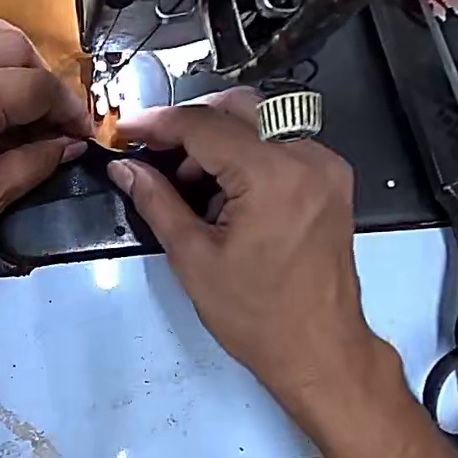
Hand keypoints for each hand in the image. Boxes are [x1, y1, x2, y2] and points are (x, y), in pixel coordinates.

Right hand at [111, 87, 395, 409]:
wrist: (319, 349)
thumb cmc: (257, 316)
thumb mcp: (193, 258)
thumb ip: (156, 201)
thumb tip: (126, 169)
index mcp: (272, 177)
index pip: (204, 125)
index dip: (157, 123)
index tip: (127, 132)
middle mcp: (307, 159)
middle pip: (237, 108)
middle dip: (190, 124)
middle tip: (155, 152)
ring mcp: (326, 167)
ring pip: (261, 122)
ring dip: (219, 139)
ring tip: (191, 184)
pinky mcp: (332, 181)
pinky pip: (282, 144)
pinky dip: (248, 154)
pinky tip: (226, 192)